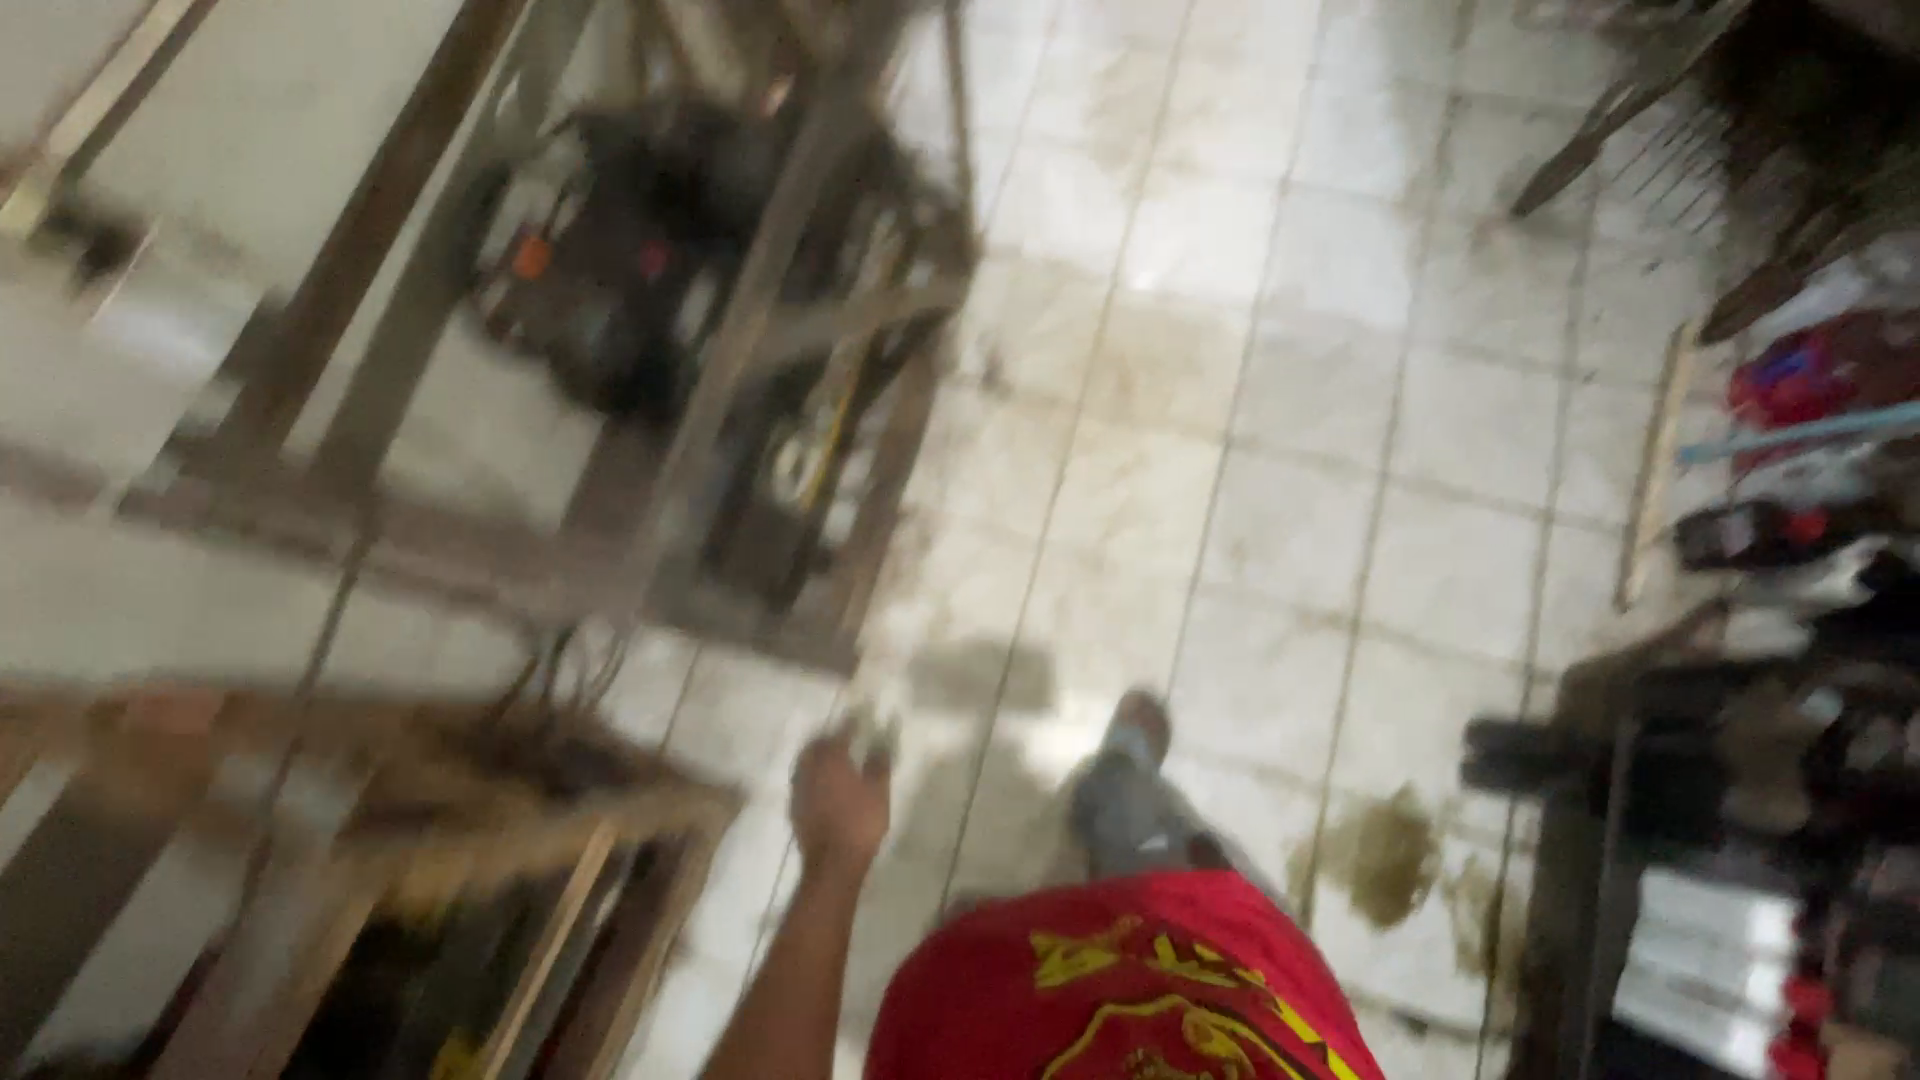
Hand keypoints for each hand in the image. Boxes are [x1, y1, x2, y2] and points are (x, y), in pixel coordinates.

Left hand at [790, 728, 890, 883]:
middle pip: (816, 745)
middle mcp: (810, 769)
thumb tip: (881, 740)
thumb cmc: (861, 822)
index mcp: (831, 760)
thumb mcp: (878, 791)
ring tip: (832, 757)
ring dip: (817, 755)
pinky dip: (811, 774)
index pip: (840, 733)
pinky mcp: (794, 807)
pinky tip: (822, 782)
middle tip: (843, 735)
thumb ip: (879, 763)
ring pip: (805, 762)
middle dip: (829, 737)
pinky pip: (801, 780)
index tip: (858, 717)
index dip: (850, 723)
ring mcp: (799, 789)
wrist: (833, 863)